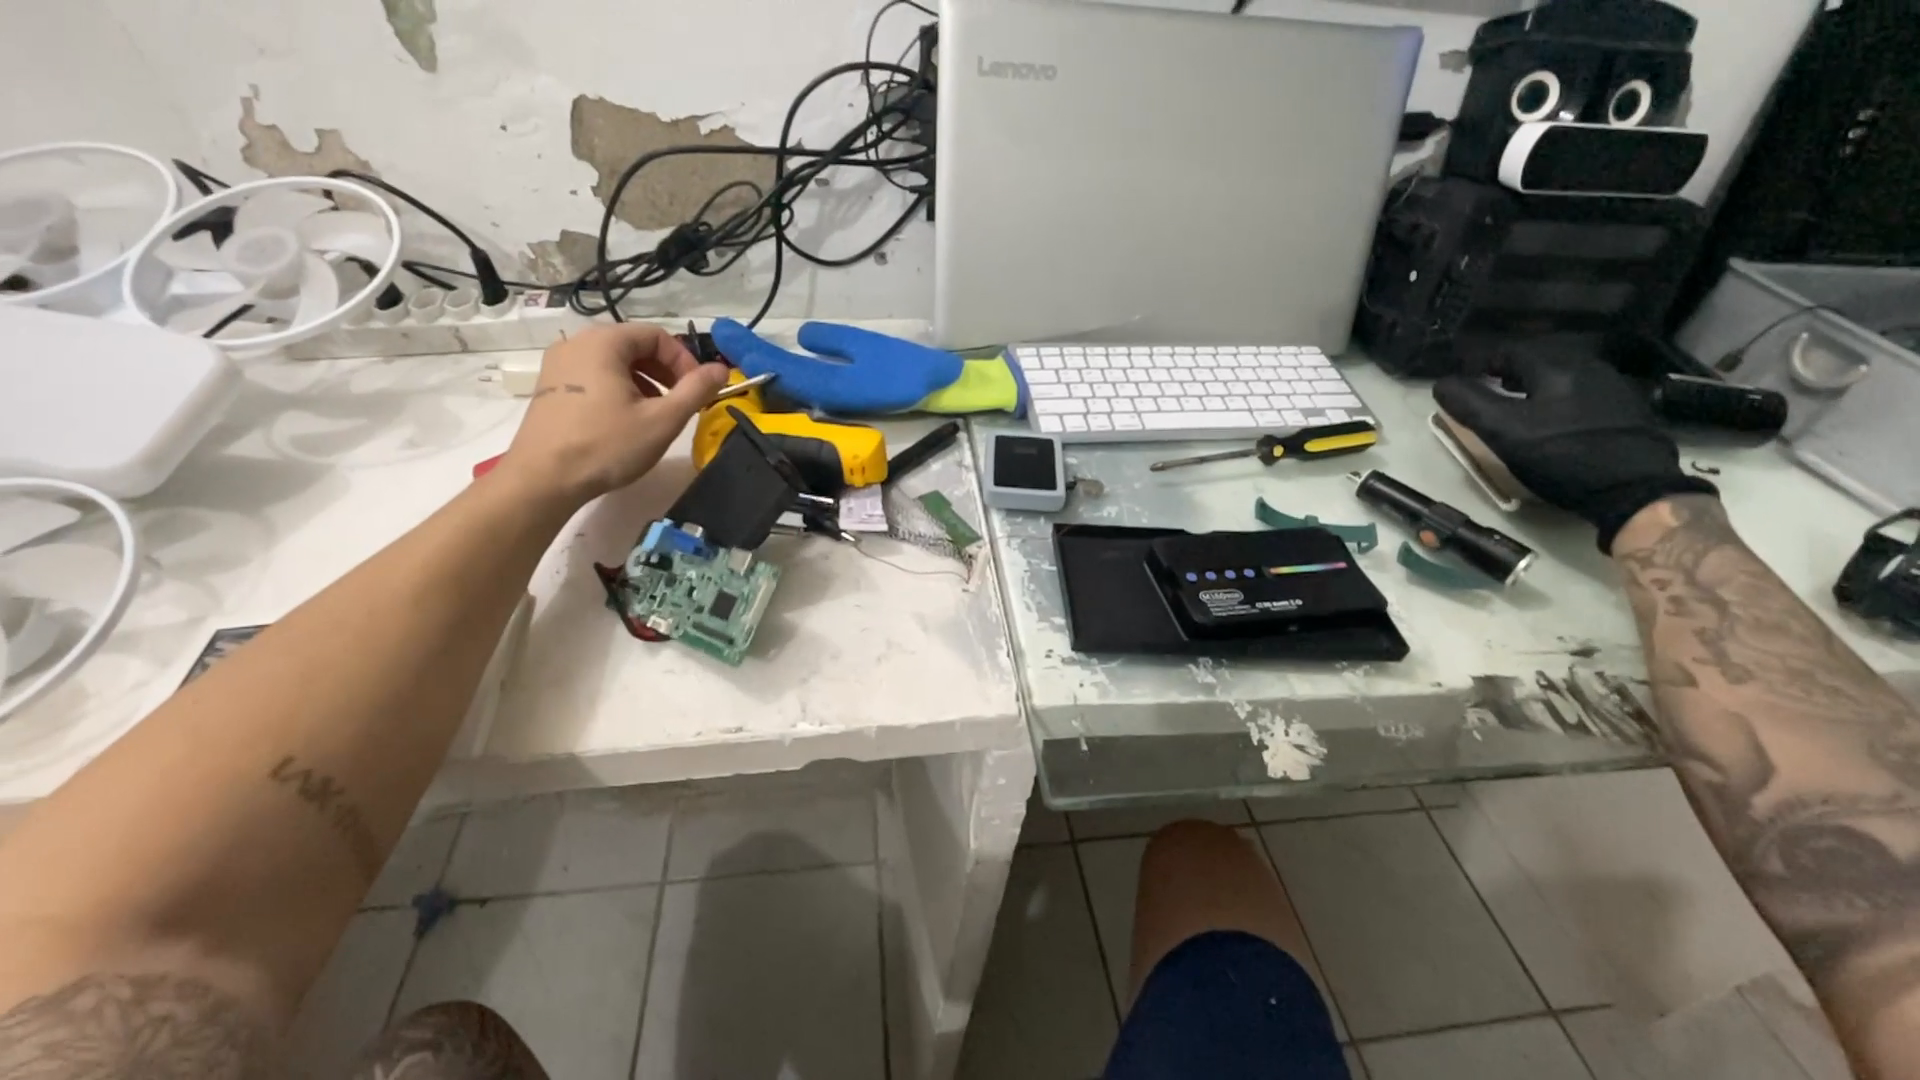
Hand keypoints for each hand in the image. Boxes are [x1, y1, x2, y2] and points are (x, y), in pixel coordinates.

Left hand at [493, 324, 730, 506]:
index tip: (697, 392)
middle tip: (680, 404)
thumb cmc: (606, 446)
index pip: (656, 335)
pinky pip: (593, 377)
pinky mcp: (549, 388)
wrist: (543, 479)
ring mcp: (557, 365)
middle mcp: (576, 343)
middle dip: (665, 372)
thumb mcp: (662, 419)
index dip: (684, 361)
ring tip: (655, 416)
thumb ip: (696, 390)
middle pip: (633, 346)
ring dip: (643, 383)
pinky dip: (617, 390)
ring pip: (613, 363)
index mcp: (603, 342)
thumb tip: (721, 370)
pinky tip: (624, 422)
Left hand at [709, 318, 962, 413]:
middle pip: (775, 374)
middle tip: (721, 330)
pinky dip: (779, 366)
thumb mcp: (870, 348)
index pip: (778, 368)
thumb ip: (835, 342)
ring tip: (736, 340)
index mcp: (829, 386)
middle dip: (747, 353)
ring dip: (760, 360)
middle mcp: (823, 395)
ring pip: (784, 379)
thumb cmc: (909, 368)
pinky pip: (799, 380)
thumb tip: (801, 336)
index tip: (723, 330)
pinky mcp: (837, 393)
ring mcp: (829, 396)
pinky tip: (772, 356)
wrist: (935, 389)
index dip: (749, 350)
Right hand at [1433, 348, 1717, 553]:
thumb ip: (1469, 405)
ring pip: (1564, 377)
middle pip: (1540, 362)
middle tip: (1492, 390)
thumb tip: (1442, 383)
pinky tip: (1559, 422)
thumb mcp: (1504, 433)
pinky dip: (1563, 400)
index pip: (1509, 352)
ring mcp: (1615, 387)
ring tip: (1522, 405)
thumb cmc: (1561, 456)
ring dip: (1538, 386)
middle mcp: (1588, 367)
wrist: (1634, 488)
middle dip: (1511, 373)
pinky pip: (1585, 394)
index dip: (1482, 363)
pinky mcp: (1630, 410)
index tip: (1467, 379)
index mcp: (1556, 367)